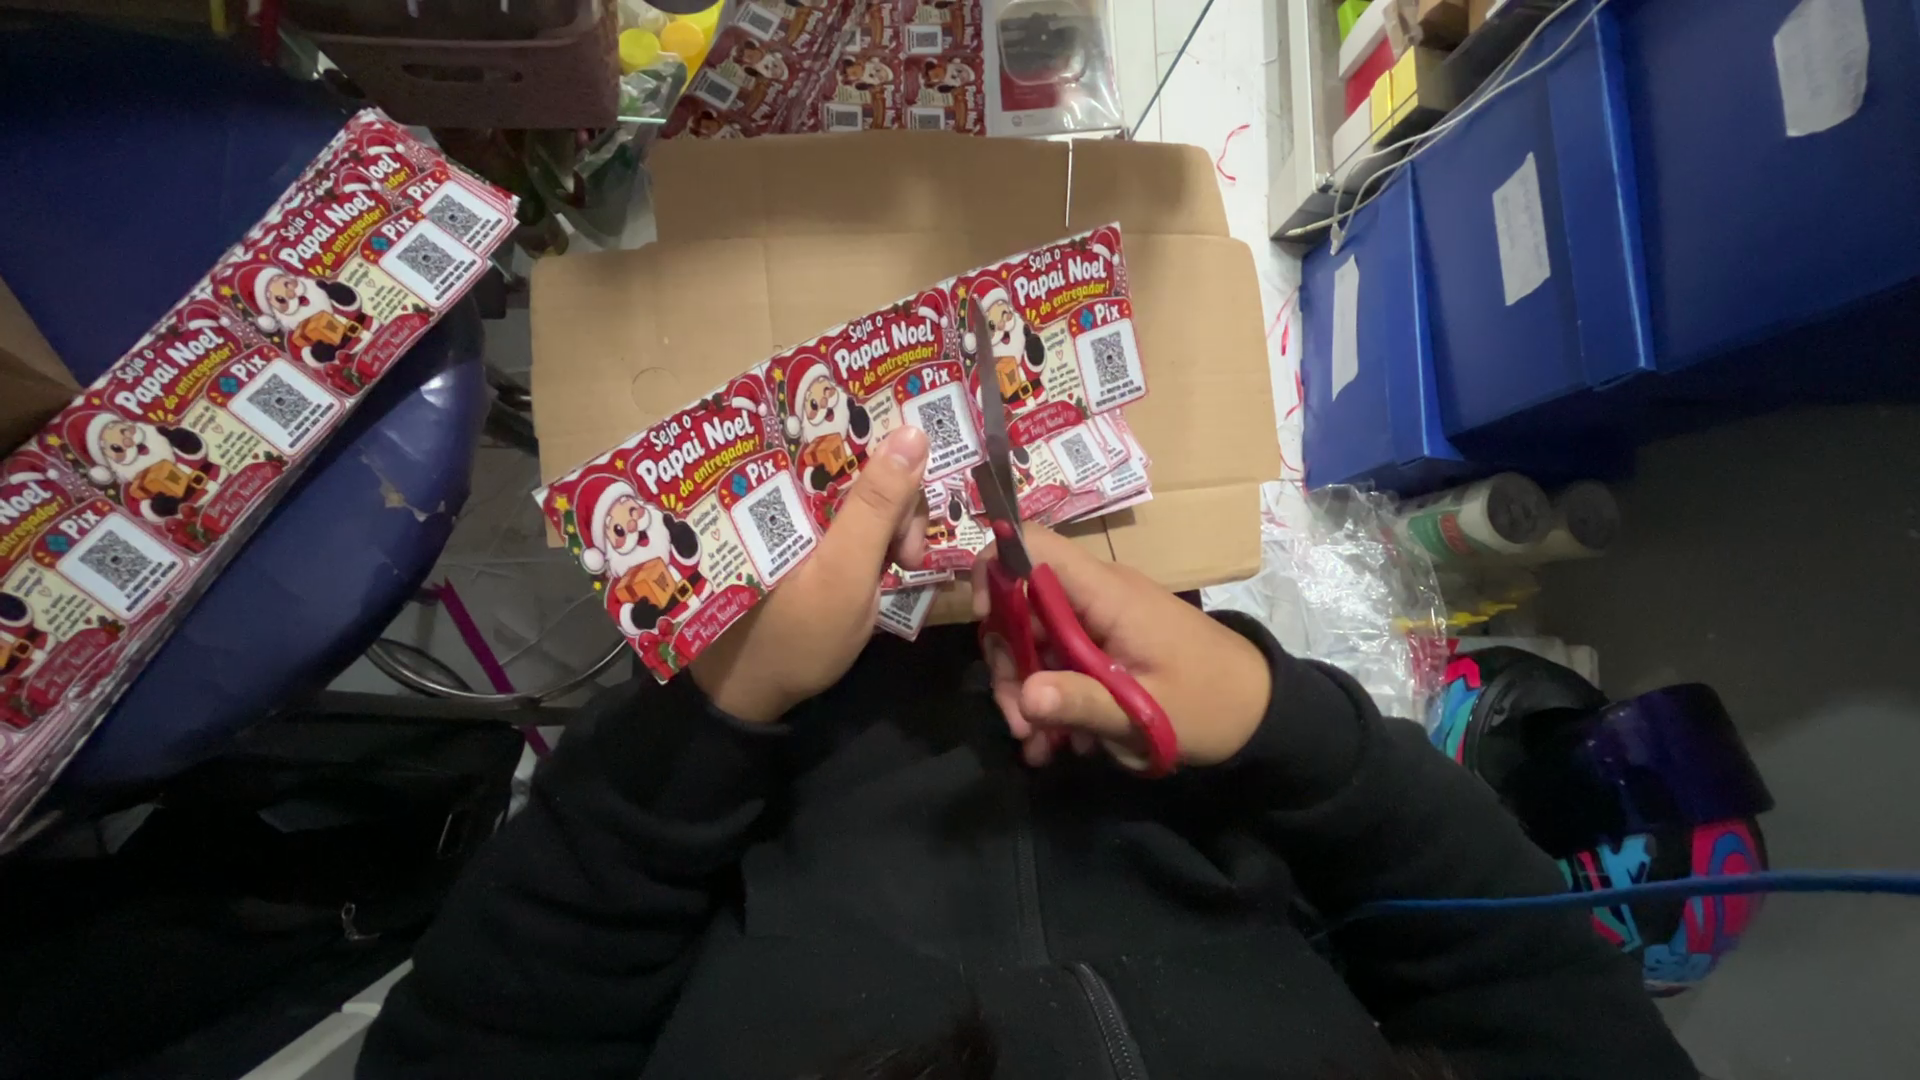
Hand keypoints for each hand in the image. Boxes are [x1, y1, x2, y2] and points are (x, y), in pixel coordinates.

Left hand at [691, 427, 929, 722]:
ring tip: (904, 564)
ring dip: (897, 526)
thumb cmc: (797, 633)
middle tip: (909, 554)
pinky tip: (892, 563)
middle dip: (901, 504)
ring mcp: (803, 516)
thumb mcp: (848, 571)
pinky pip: (858, 520)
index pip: (848, 436)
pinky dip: (882, 539)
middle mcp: (791, 489)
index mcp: (788, 486)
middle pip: (866, 464)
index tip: (921, 496)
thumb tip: (913, 432)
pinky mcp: (811, 540)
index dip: (896, 454)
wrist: (754, 692)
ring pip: (869, 494)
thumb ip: (879, 507)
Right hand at [972, 527, 1271, 768]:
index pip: (1034, 544)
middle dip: (1010, 662)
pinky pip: (1058, 659)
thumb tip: (1025, 696)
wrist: (1260, 711)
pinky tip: (1058, 743)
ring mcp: (1097, 620)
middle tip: (1021, 722)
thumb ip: (1082, 703)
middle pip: (1020, 605)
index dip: (996, 568)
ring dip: (1028, 690)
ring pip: (1033, 638)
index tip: (985, 621)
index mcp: (1105, 593)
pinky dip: (1052, 696)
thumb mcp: (1144, 712)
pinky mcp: (1102, 643)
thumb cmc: (1209, 703)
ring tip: (1039, 747)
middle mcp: (1094, 596)